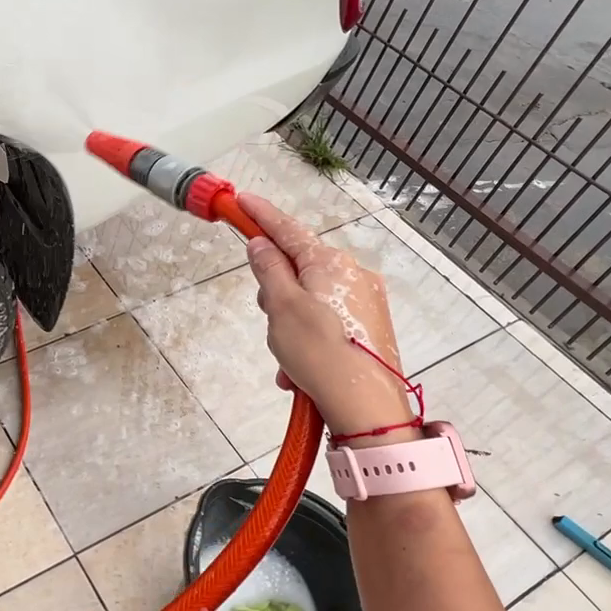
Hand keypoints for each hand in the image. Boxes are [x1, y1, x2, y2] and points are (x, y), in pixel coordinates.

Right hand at [238, 192, 415, 442]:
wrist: (369, 411)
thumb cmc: (320, 353)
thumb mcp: (281, 308)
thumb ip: (269, 270)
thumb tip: (262, 244)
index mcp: (330, 263)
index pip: (287, 230)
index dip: (261, 215)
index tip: (240, 199)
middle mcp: (354, 275)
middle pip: (298, 267)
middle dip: (275, 290)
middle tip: (268, 319)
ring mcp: (366, 302)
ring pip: (309, 299)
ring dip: (288, 323)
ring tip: (285, 360)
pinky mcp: (370, 329)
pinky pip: (326, 322)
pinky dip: (307, 339)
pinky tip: (298, 372)